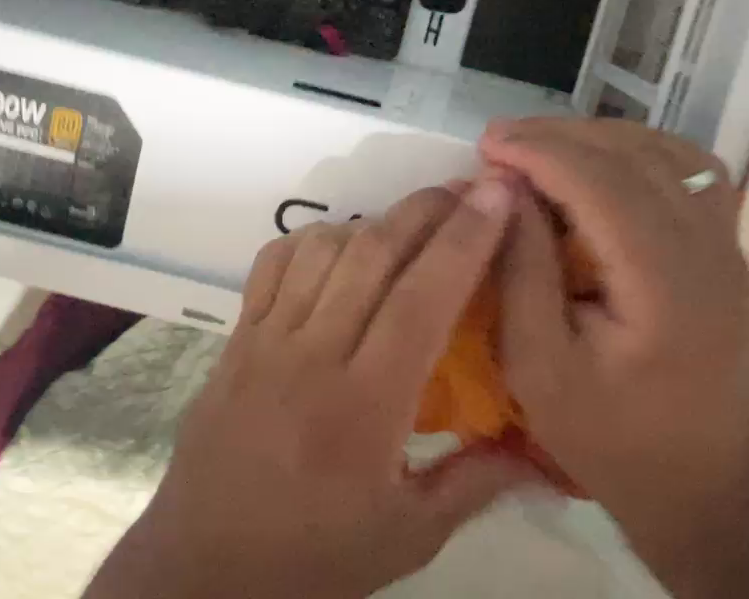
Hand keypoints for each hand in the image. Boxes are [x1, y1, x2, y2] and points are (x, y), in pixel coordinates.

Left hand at [85, 180, 541, 598]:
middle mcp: (313, 357)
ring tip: (413, 220)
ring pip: (323, 248)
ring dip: (375, 221)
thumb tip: (543, 447)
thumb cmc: (315, 558)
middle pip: (374, 254)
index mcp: (365, 408)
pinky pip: (272, 265)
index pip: (423, 300)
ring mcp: (265, 341)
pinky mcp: (235, 339)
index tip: (498, 195)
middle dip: (427, 209)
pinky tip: (339, 246)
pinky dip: (312, 240)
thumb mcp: (410, 536)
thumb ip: (478, 482)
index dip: (465, 240)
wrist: (205, 569)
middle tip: (468, 188)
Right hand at [481, 119, 748, 582]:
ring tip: (540, 147)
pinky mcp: (726, 248)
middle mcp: (708, 250)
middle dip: (560, 136)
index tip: (485, 145)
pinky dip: (637, 151)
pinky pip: (689, 171)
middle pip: (635, 156)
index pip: (603, 183)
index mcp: (663, 285)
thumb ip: (521, 270)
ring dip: (598, 137)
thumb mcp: (537, 366)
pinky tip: (597, 165)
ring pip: (667, 152)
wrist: (702, 485)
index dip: (540, 152)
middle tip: (498, 142)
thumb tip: (506, 188)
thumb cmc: (608, 438)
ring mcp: (727, 245)